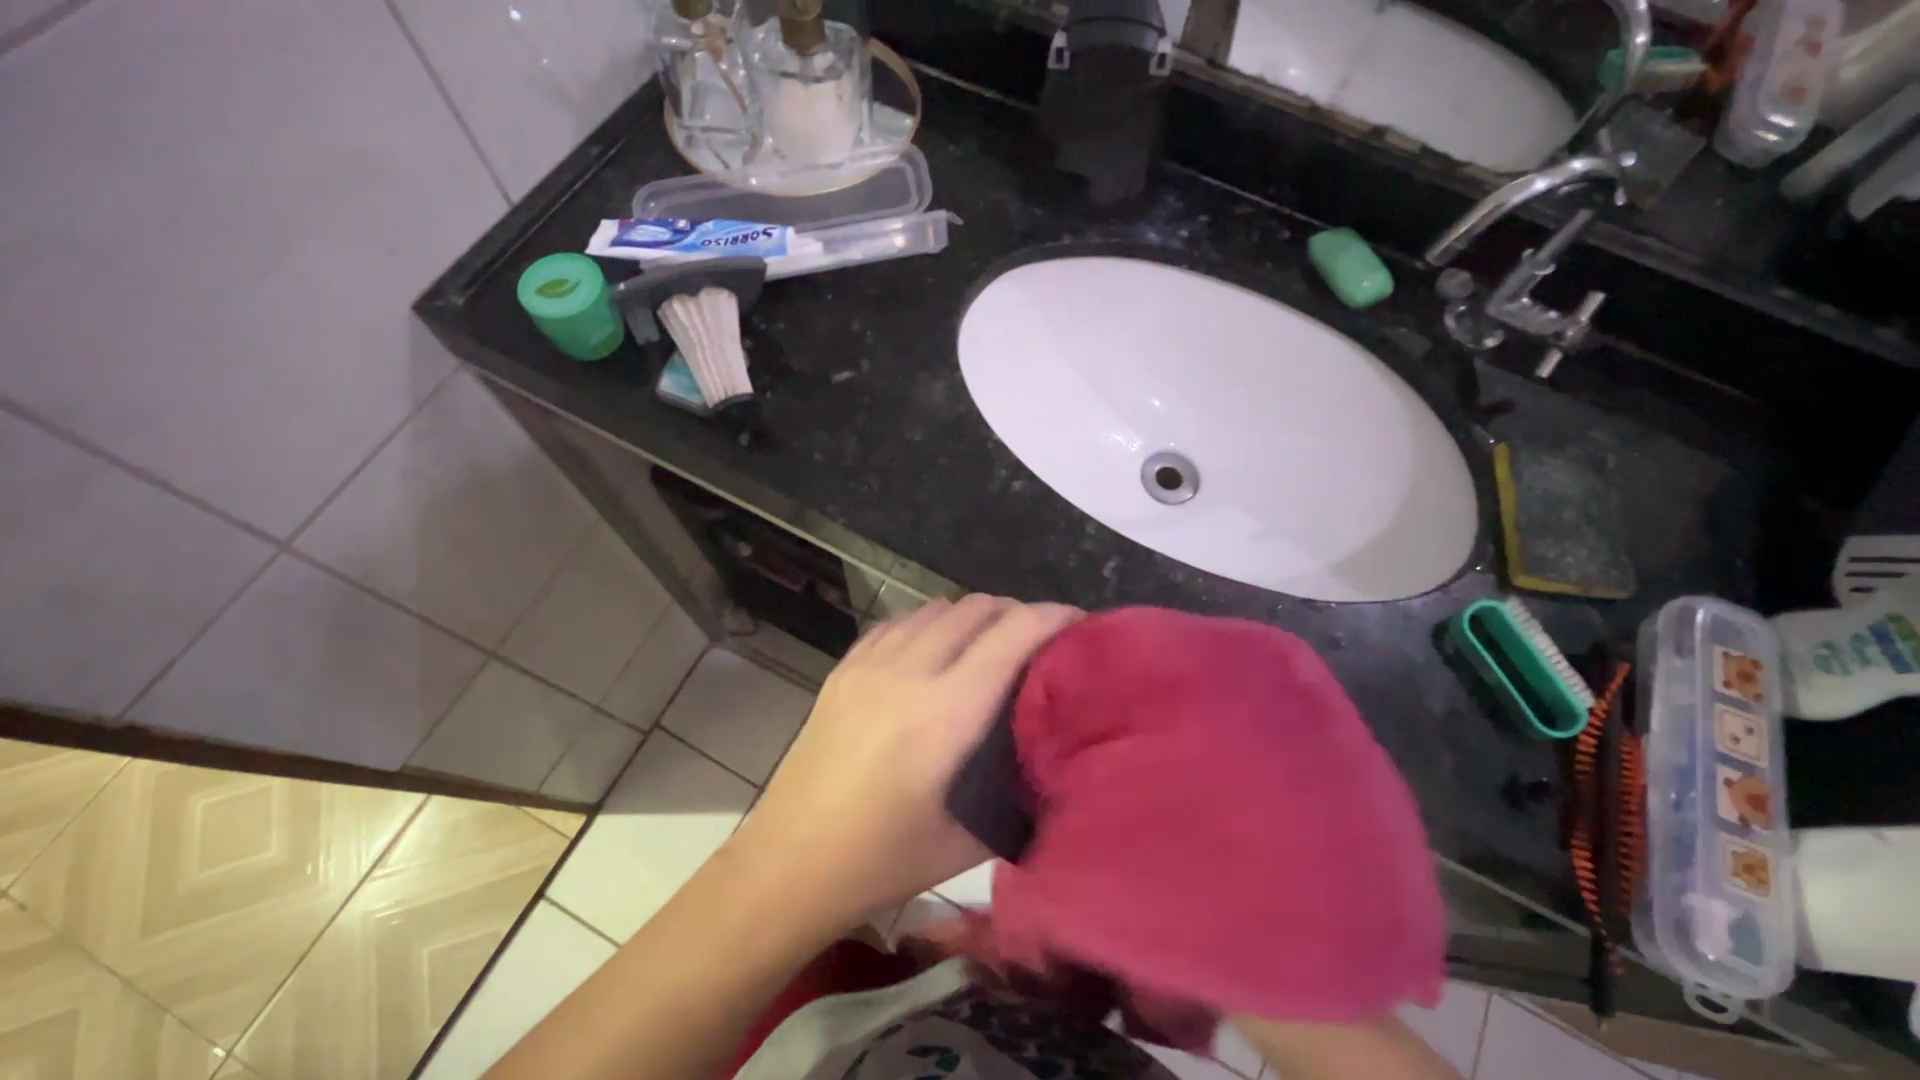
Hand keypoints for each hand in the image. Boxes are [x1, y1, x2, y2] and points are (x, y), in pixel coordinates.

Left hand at [727, 595, 1081, 931]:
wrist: (789, 863)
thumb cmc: (882, 861)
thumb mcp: (967, 842)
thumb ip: (1014, 794)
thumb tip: (1049, 764)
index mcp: (946, 712)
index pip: (1013, 634)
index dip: (1054, 617)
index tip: (1081, 624)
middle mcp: (909, 672)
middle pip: (976, 608)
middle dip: (1018, 612)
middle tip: (1041, 642)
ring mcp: (869, 665)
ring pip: (935, 608)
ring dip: (973, 616)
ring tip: (991, 644)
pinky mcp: (842, 671)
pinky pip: (898, 624)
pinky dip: (929, 624)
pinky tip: (936, 651)